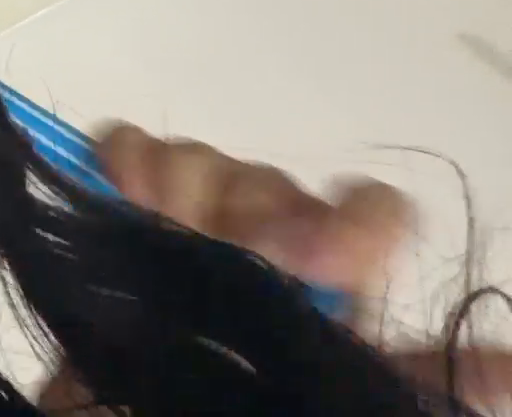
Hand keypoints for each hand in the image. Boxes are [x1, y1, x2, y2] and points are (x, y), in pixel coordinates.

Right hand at [87, 125, 508, 406]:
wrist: (126, 407)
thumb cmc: (230, 400)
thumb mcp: (345, 395)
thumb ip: (417, 377)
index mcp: (326, 280)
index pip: (373, 210)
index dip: (351, 222)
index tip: (306, 265)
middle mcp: (260, 235)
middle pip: (268, 179)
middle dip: (240, 209)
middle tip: (204, 246)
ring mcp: (184, 212)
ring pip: (199, 157)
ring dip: (172, 183)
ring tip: (150, 219)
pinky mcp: (118, 198)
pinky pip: (127, 145)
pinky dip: (121, 154)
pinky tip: (118, 190)